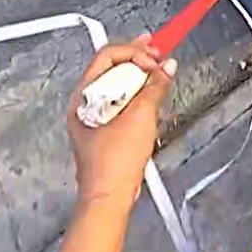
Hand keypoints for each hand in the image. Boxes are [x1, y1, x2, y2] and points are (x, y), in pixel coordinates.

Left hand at [67, 37, 175, 206]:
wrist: (108, 200)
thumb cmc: (114, 164)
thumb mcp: (141, 116)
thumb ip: (155, 86)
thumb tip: (166, 67)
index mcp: (84, 94)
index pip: (108, 55)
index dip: (134, 51)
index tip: (155, 57)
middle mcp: (84, 102)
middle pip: (111, 66)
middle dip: (136, 57)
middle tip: (157, 52)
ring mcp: (93, 115)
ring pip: (115, 82)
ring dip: (137, 73)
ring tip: (156, 68)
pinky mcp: (103, 128)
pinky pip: (118, 99)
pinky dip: (134, 91)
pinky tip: (148, 91)